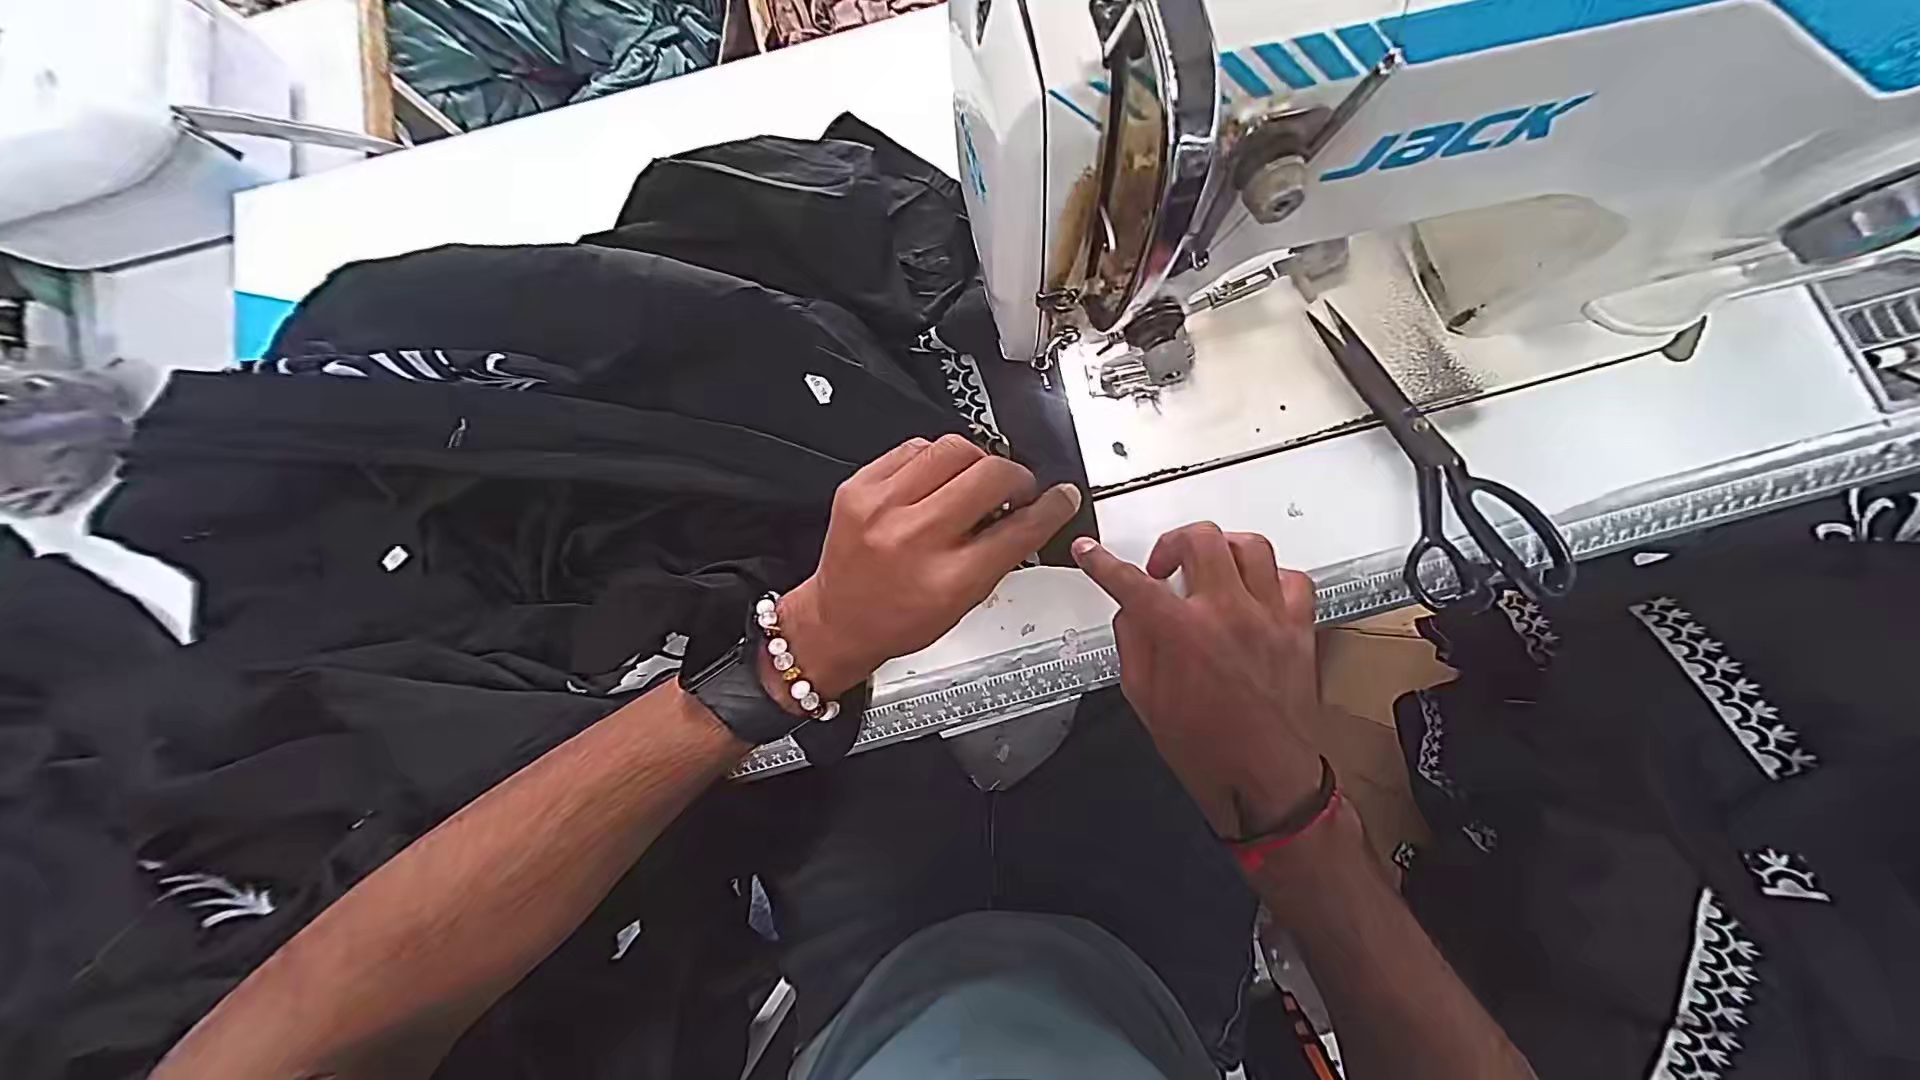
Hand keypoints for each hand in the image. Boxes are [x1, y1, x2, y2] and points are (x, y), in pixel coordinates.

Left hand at [775, 435, 1081, 699]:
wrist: (837, 620)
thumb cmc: (897, 620)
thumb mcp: (962, 603)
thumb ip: (999, 556)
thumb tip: (1030, 513)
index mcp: (948, 580)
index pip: (1019, 529)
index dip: (1052, 507)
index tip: (1060, 497)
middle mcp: (915, 539)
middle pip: (992, 476)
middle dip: (1018, 478)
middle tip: (1017, 488)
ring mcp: (883, 508)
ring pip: (955, 449)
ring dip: (979, 461)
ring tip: (976, 480)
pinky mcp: (859, 487)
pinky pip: (914, 447)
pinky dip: (936, 457)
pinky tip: (936, 477)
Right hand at [1072, 523, 1321, 838]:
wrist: (1264, 779)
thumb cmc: (1208, 749)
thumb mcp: (1144, 697)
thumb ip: (1133, 643)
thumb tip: (1130, 612)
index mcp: (1181, 635)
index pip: (1130, 581)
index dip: (1101, 562)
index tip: (1091, 551)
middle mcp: (1227, 616)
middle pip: (1199, 539)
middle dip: (1171, 543)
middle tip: (1163, 566)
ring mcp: (1267, 618)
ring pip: (1250, 546)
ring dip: (1220, 549)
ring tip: (1208, 567)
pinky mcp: (1298, 630)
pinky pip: (1292, 579)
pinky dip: (1269, 577)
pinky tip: (1253, 591)